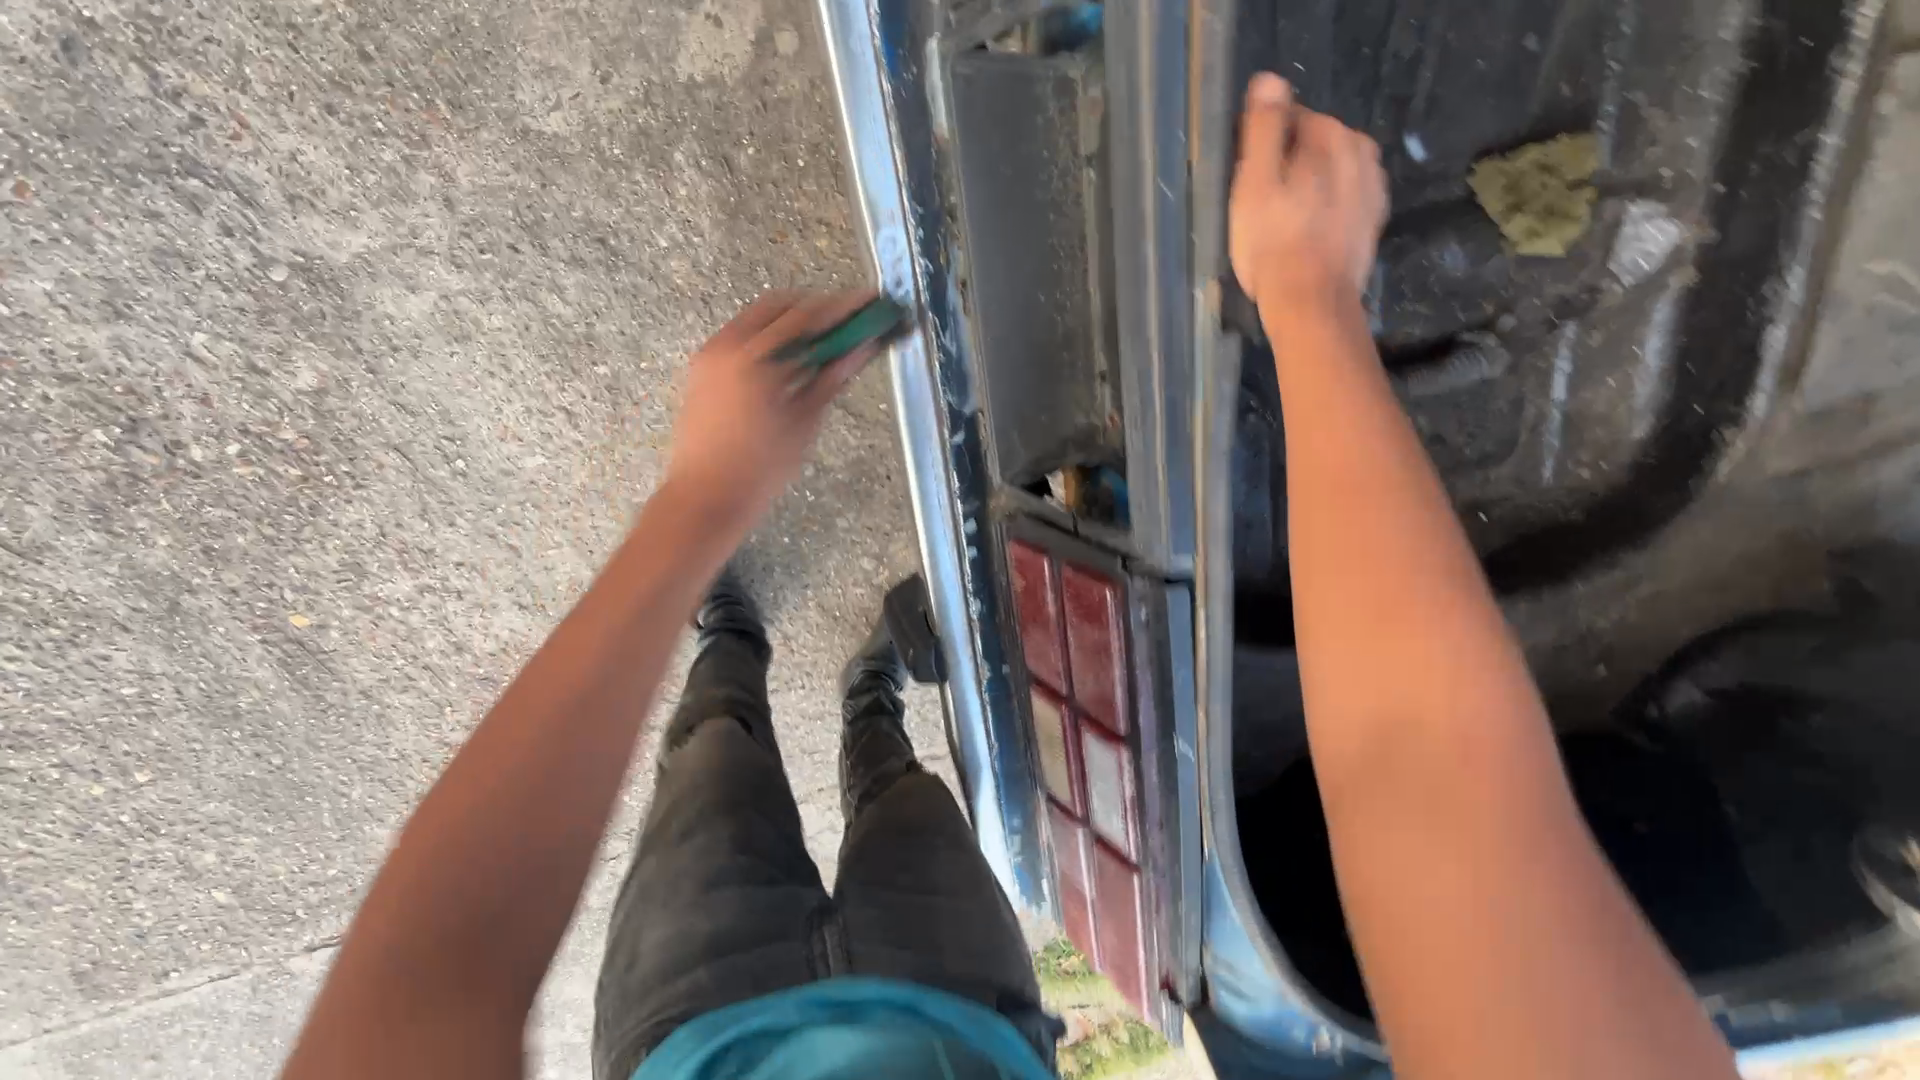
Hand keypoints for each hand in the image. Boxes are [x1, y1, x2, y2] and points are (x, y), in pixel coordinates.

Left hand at [663, 290, 881, 531]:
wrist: (705, 496)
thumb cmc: (756, 471)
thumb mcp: (804, 423)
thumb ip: (831, 378)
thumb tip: (859, 350)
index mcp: (755, 358)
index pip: (808, 316)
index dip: (843, 309)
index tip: (867, 306)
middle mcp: (727, 346)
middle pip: (779, 306)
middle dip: (815, 310)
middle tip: (847, 325)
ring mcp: (710, 355)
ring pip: (757, 317)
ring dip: (789, 322)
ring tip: (819, 346)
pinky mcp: (701, 367)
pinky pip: (739, 335)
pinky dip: (766, 337)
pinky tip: (786, 361)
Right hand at [1229, 73, 1389, 311]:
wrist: (1311, 304)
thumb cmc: (1274, 244)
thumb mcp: (1255, 182)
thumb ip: (1264, 128)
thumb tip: (1269, 82)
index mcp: (1332, 136)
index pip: (1289, 120)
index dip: (1262, 149)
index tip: (1247, 181)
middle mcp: (1362, 153)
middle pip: (1312, 146)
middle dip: (1287, 166)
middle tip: (1260, 206)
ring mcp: (1372, 189)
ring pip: (1328, 173)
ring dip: (1306, 188)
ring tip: (1282, 223)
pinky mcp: (1371, 222)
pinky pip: (1341, 200)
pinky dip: (1324, 209)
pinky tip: (1306, 234)